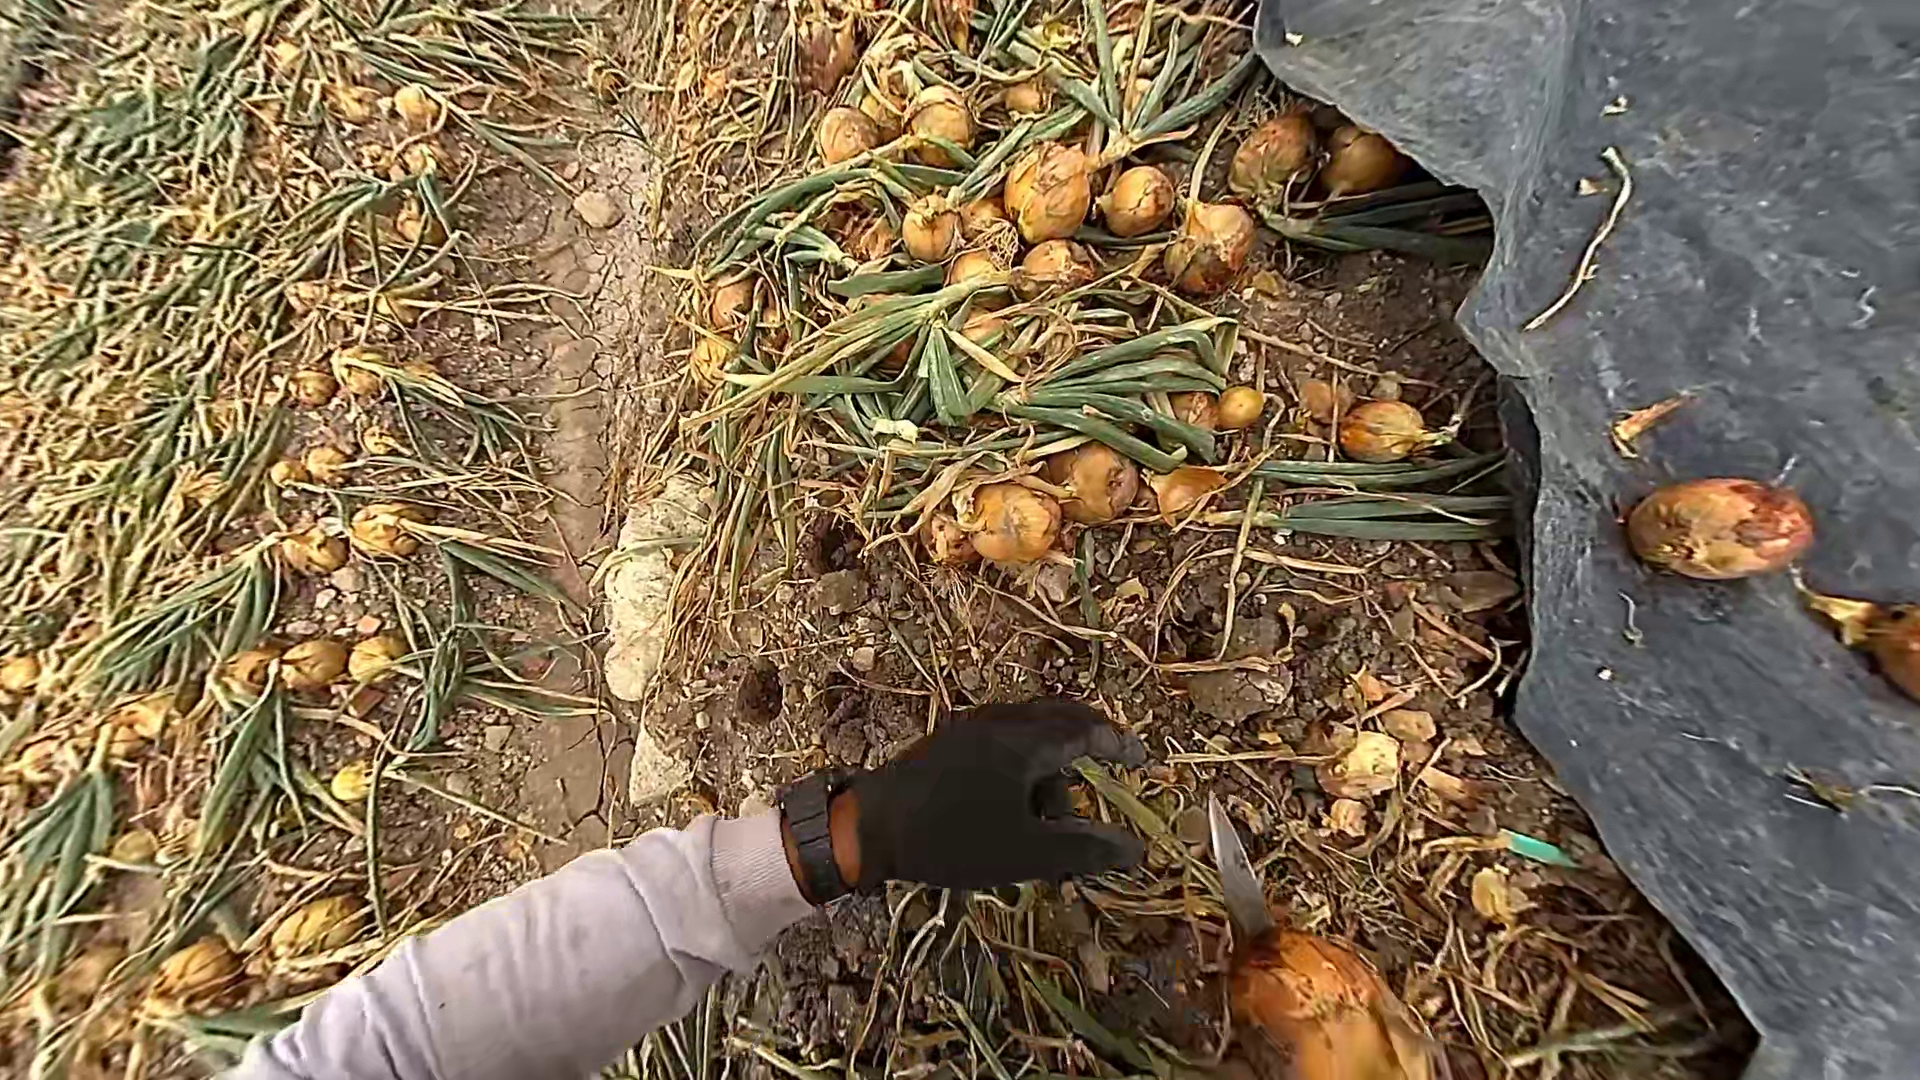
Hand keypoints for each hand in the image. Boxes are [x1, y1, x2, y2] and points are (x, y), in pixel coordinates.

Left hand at [845, 699, 1145, 889]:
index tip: (1141, 759)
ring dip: (1052, 765)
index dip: (1118, 744)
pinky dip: (1025, 763)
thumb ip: (1083, 847)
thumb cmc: (953, 839)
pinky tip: (1016, 802)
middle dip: (1088, 744)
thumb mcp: (1025, 853)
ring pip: (1032, 732)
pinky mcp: (956, 735)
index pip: (1086, 731)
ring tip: (1049, 818)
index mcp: (1025, 741)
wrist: (874, 824)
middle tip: (1107, 769)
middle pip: (1061, 719)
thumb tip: (1136, 849)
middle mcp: (1003, 720)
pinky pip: (1006, 738)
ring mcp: (976, 723)